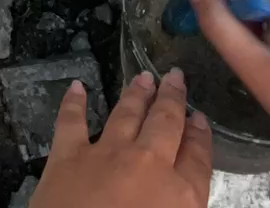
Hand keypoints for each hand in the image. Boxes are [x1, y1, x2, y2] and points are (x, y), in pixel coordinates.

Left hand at [31, 70, 211, 207]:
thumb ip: (186, 205)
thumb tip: (185, 195)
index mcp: (181, 196)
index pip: (197, 159)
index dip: (200, 136)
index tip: (201, 116)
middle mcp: (147, 164)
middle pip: (164, 124)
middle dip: (172, 98)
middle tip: (174, 75)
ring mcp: (106, 153)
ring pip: (125, 114)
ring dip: (135, 94)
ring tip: (143, 77)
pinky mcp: (68, 153)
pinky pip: (72, 120)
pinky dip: (74, 101)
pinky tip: (78, 86)